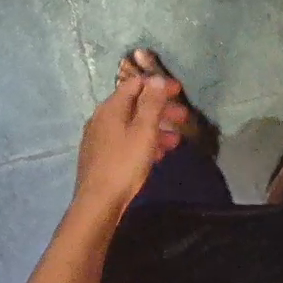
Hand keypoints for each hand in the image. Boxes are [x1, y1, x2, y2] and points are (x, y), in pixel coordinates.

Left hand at [72, 75, 187, 215]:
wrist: (98, 203)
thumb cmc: (124, 163)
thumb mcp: (144, 131)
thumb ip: (151, 103)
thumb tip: (155, 79)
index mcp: (111, 108)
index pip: (135, 85)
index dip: (158, 85)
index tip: (180, 92)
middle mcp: (102, 118)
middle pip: (135, 105)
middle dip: (161, 109)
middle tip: (184, 117)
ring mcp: (100, 138)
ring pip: (132, 125)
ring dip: (156, 128)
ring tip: (176, 140)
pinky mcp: (101, 156)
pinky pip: (126, 141)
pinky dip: (144, 142)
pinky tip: (158, 155)